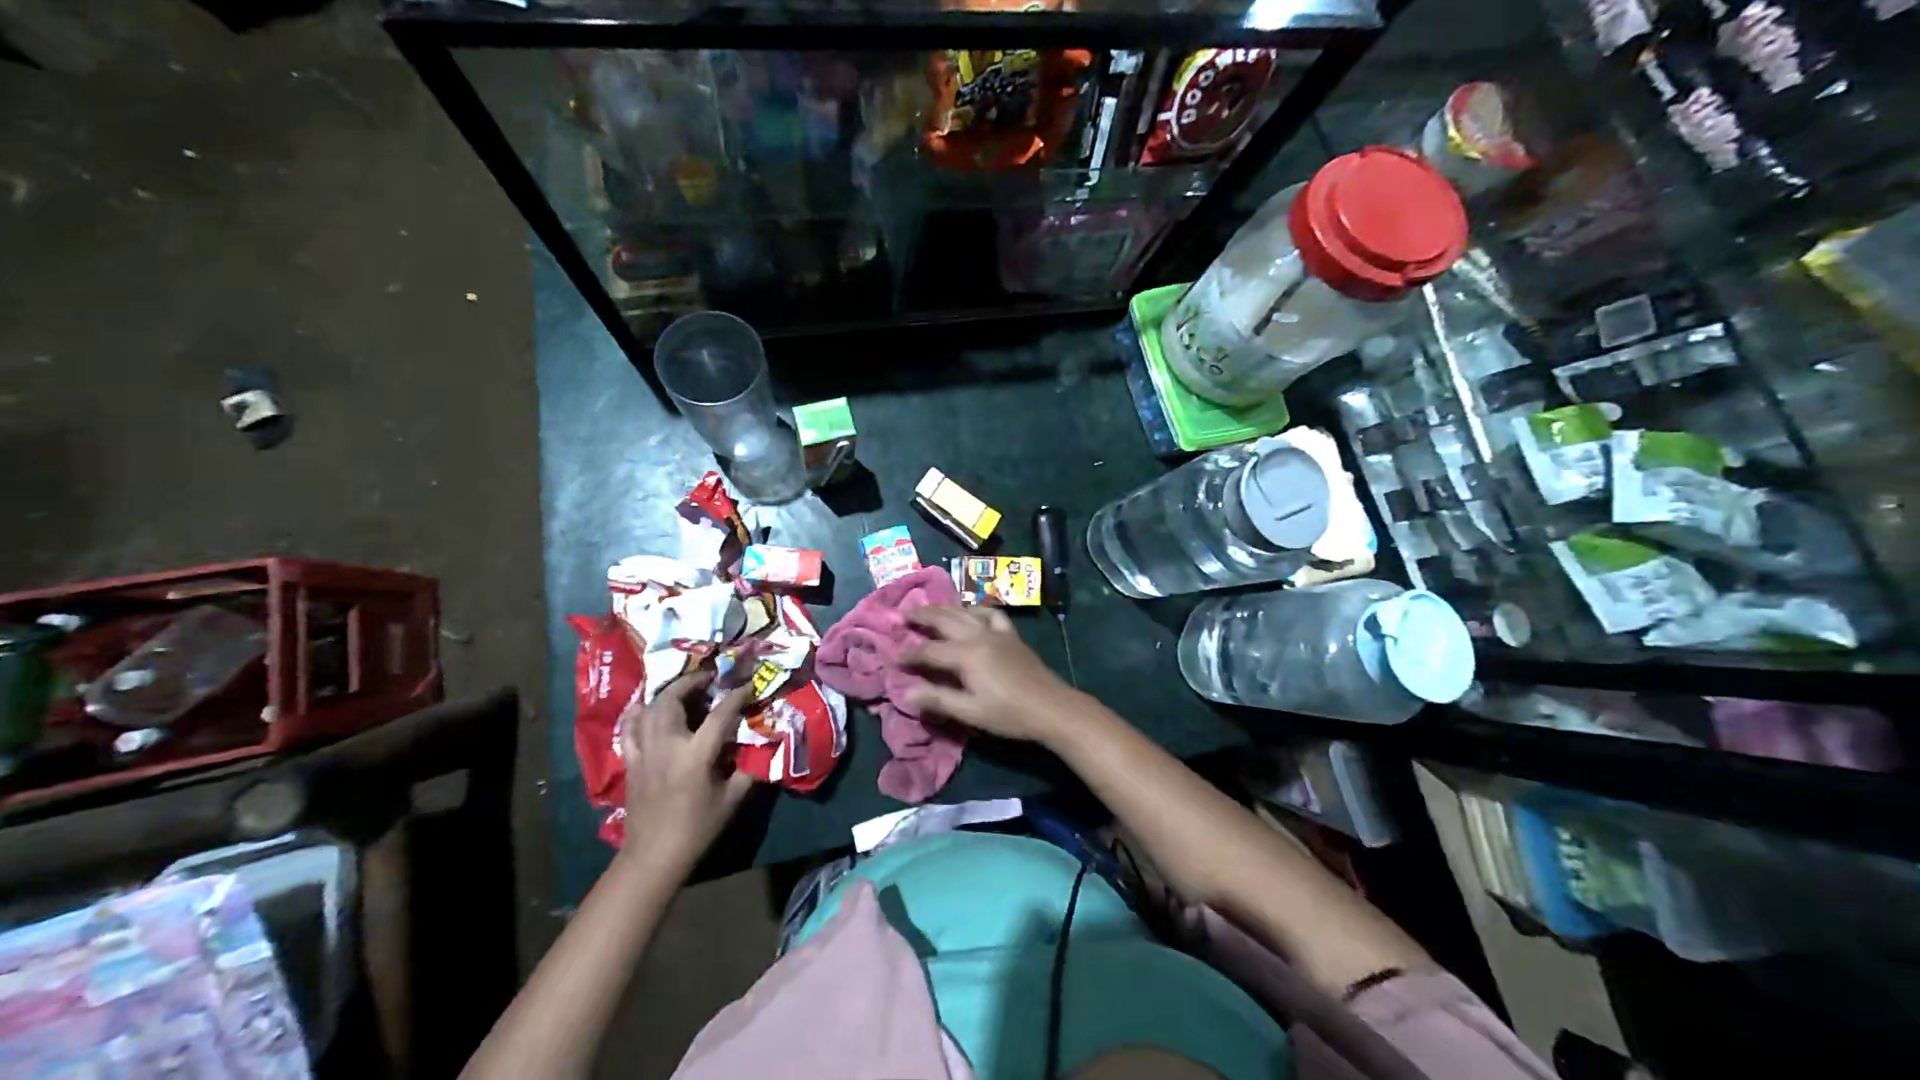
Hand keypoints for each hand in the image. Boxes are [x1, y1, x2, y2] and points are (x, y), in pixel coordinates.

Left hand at [618, 670, 756, 868]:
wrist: (654, 856)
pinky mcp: (631, 761)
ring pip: (650, 709)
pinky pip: (630, 728)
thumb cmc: (698, 828)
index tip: (748, 684)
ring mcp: (644, 752)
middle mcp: (667, 746)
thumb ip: (749, 769)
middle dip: (691, 682)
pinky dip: (639, 713)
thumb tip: (764, 747)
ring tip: (684, 690)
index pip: (720, 714)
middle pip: (673, 700)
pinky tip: (647, 707)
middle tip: (708, 678)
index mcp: (696, 755)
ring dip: (668, 694)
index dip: (736, 695)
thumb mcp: (732, 799)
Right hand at [901, 604, 1085, 744]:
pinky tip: (971, 612)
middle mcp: (978, 636)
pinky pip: (991, 613)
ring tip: (928, 608)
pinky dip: (976, 609)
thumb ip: (938, 700)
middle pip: (944, 619)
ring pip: (964, 612)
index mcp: (966, 655)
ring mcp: (996, 632)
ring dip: (943, 609)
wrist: (1052, 707)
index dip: (908, 653)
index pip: (928, 650)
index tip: (892, 655)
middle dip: (921, 616)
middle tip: (902, 614)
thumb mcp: (970, 712)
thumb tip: (906, 693)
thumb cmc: (1009, 714)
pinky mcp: (1011, 635)